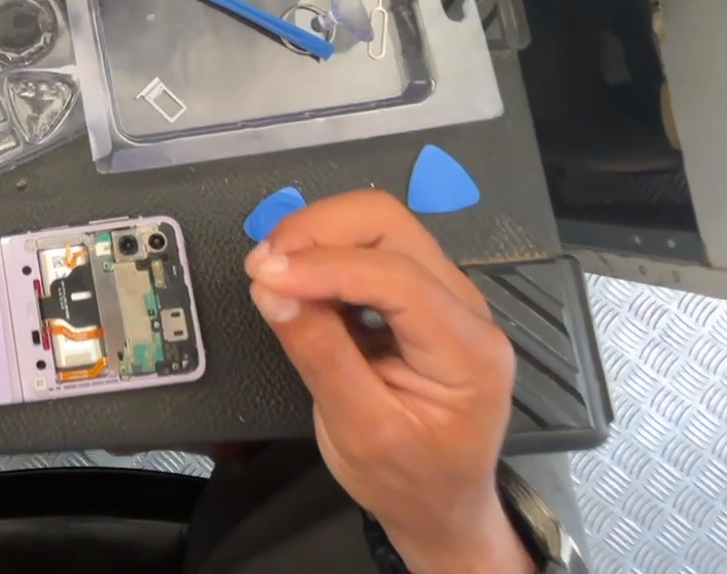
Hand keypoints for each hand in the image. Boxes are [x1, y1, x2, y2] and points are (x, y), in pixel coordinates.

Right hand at [245, 191, 531, 573]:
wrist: (438, 506)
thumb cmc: (405, 478)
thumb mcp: (359, 431)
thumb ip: (318, 354)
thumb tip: (268, 287)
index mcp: (467, 349)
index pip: (393, 275)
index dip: (321, 266)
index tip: (260, 275)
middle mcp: (462, 305)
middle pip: (386, 223)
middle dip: (316, 230)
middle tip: (263, 264)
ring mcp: (440, 291)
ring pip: (373, 221)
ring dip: (314, 233)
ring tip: (271, 270)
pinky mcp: (413, 288)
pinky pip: (364, 242)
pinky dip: (319, 246)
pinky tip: (293, 276)